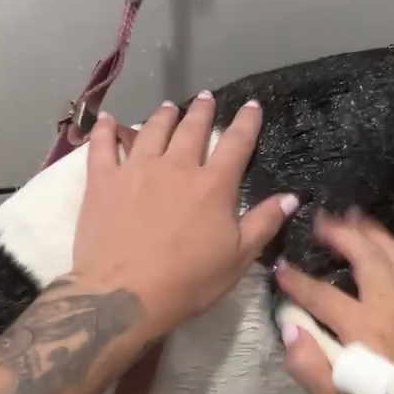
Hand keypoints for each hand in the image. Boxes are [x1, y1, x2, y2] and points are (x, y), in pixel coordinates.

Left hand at [69, 93, 296, 330]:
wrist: (126, 294)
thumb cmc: (190, 280)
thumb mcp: (239, 257)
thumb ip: (264, 222)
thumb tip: (291, 196)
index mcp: (214, 185)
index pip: (236, 144)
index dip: (246, 122)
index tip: (251, 105)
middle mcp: (176, 166)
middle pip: (192, 129)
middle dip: (202, 111)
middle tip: (206, 98)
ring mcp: (136, 169)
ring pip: (151, 130)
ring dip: (163, 115)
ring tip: (169, 106)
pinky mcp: (103, 180)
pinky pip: (103, 145)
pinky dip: (106, 129)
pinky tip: (108, 119)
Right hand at [276, 211, 393, 393]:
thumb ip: (310, 365)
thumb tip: (289, 326)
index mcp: (364, 329)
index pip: (321, 295)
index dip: (296, 282)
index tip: (278, 270)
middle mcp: (392, 308)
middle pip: (365, 258)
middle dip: (341, 234)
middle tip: (320, 220)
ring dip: (375, 234)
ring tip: (355, 217)